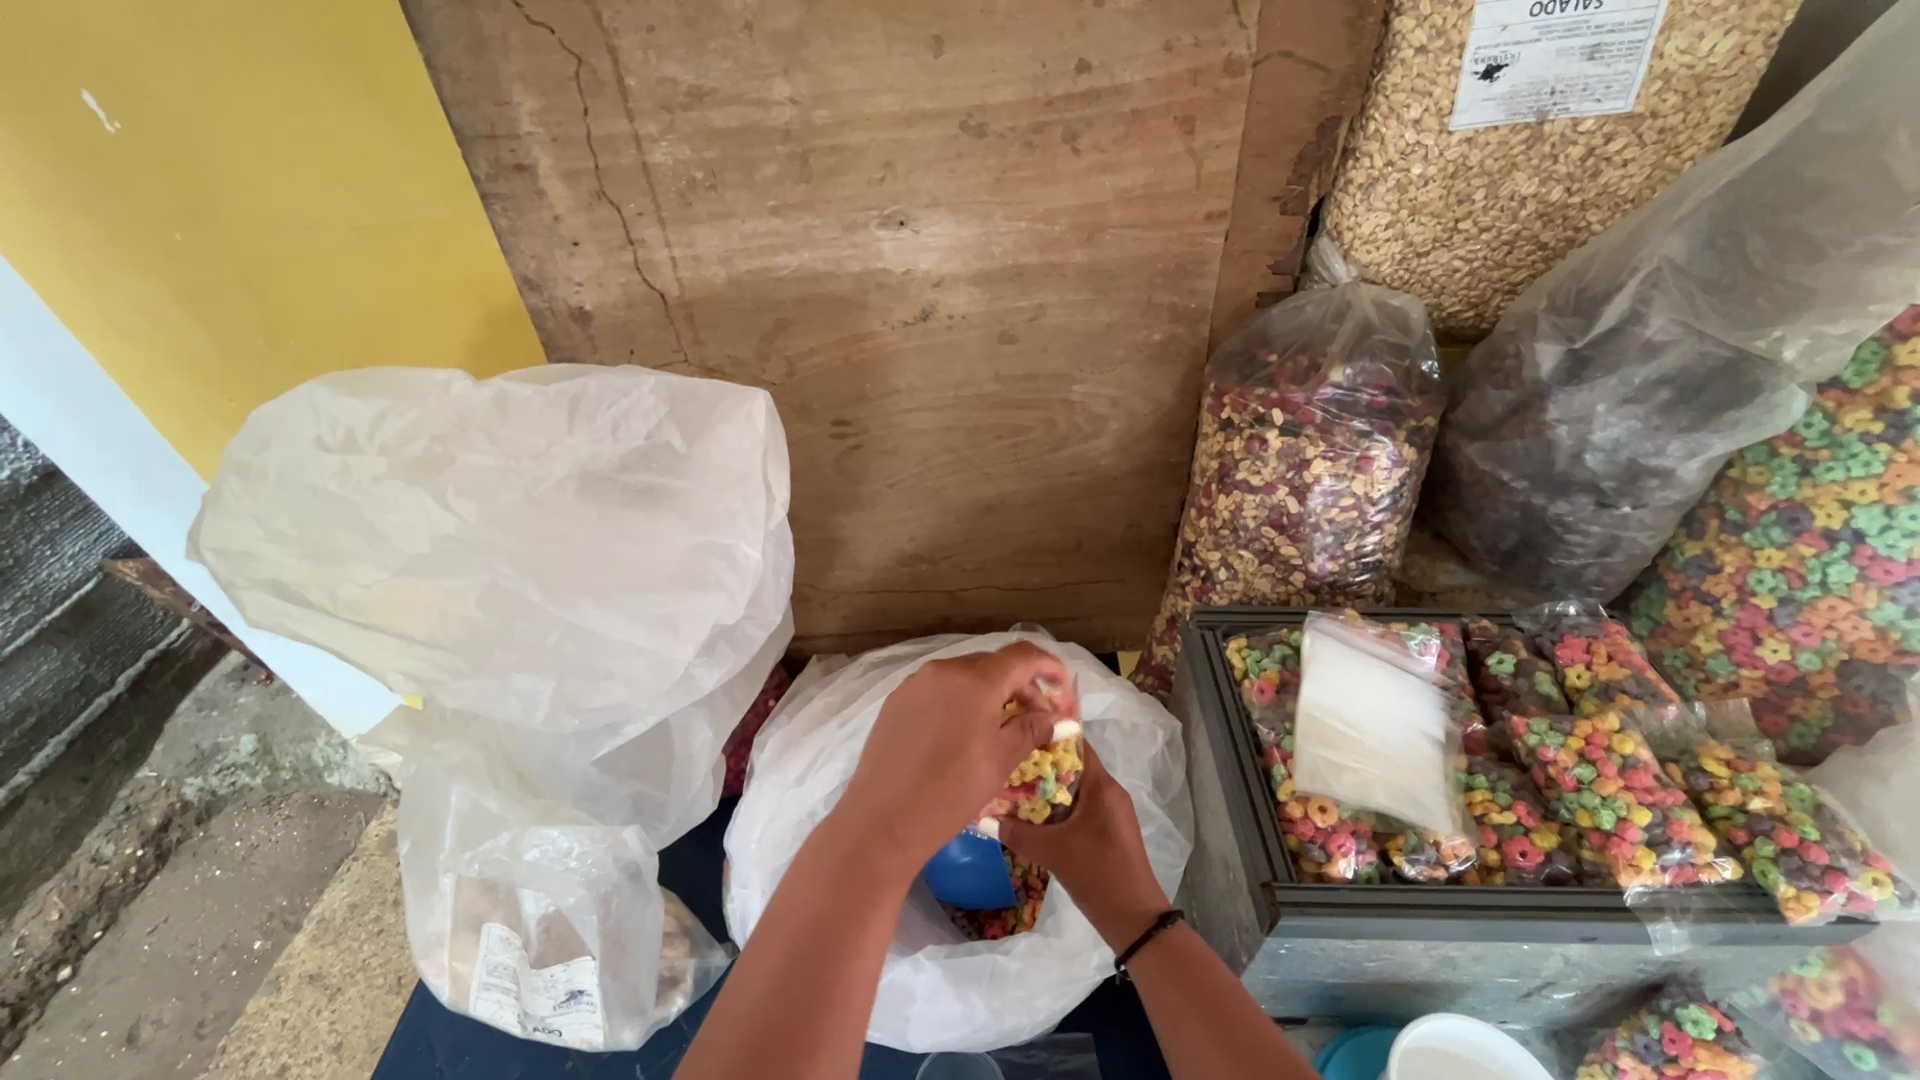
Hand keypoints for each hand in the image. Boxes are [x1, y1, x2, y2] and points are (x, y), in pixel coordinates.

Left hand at [833, 642, 1074, 868]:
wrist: (882, 821)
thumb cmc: (950, 792)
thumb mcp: (1000, 761)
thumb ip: (1033, 729)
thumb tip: (1059, 718)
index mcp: (975, 680)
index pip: (1023, 656)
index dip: (1050, 668)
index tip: (1064, 690)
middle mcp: (943, 670)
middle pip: (994, 665)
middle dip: (1021, 686)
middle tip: (1037, 719)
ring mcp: (915, 683)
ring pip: (964, 676)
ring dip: (990, 694)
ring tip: (1001, 729)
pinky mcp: (896, 701)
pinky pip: (938, 690)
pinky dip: (960, 702)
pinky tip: (963, 734)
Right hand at [997, 743, 1169, 949]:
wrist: (1134, 919)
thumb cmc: (1097, 874)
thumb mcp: (1052, 852)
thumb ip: (1016, 833)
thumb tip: (983, 817)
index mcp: (1102, 787)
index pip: (1076, 745)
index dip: (1048, 736)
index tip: (1018, 734)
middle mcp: (1109, 792)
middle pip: (1072, 767)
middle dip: (1040, 766)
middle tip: (1007, 764)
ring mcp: (1110, 812)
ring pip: (1074, 790)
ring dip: (1046, 790)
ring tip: (1013, 789)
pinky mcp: (1107, 831)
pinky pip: (1079, 808)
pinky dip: (1057, 808)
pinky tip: (1032, 818)